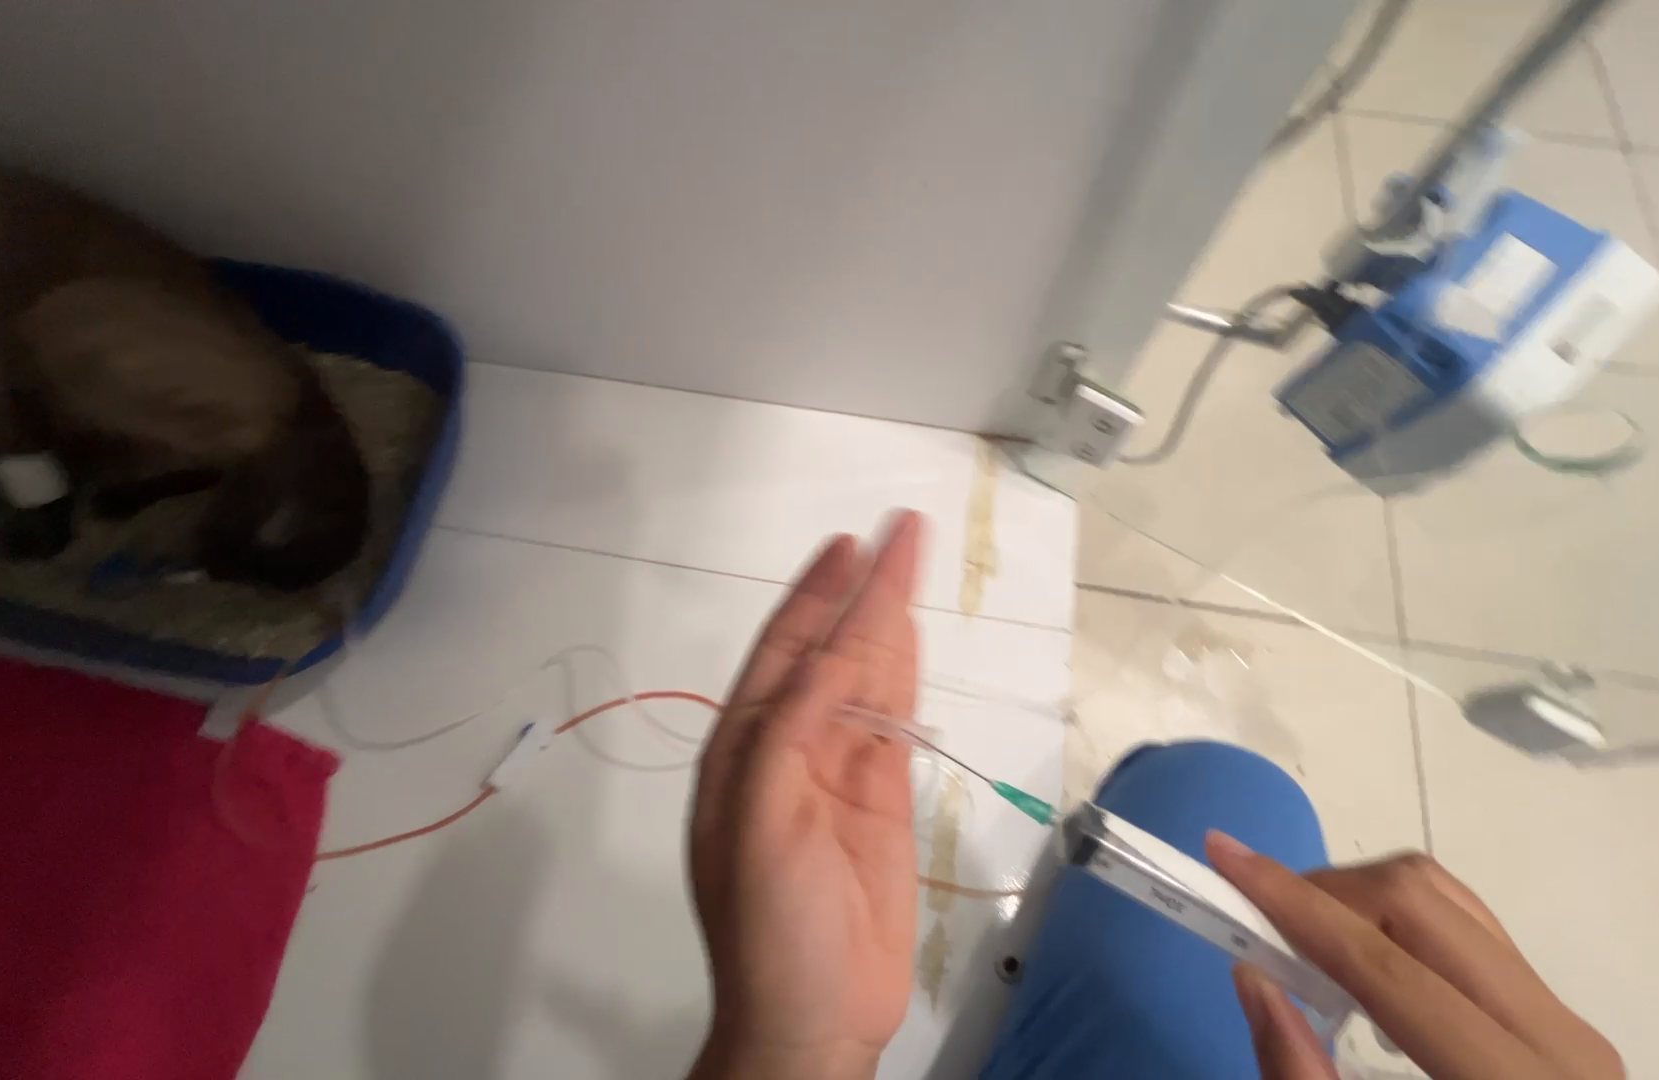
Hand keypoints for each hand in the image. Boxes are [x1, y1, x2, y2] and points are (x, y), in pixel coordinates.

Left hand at [686, 514, 923, 1079]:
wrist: (814, 1015)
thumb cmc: (769, 924)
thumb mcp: (761, 824)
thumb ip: (788, 735)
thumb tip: (828, 661)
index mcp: (746, 743)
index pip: (787, 649)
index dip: (819, 594)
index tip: (851, 544)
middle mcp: (792, 741)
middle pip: (834, 650)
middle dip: (863, 590)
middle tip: (898, 533)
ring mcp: (840, 764)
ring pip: (870, 675)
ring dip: (889, 619)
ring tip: (908, 563)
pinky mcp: (882, 793)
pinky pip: (895, 719)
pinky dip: (905, 673)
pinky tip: (911, 635)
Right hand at [1206, 834, 1623, 1079]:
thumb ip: (1299, 1079)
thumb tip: (1252, 975)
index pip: (1382, 965)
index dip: (1291, 903)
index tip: (1220, 853)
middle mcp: (1558, 1041)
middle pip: (1415, 902)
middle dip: (1318, 892)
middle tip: (1261, 919)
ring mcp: (1564, 1021)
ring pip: (1439, 895)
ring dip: (1352, 895)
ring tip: (1305, 936)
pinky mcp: (1552, 1013)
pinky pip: (1458, 918)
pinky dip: (1388, 911)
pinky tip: (1357, 955)